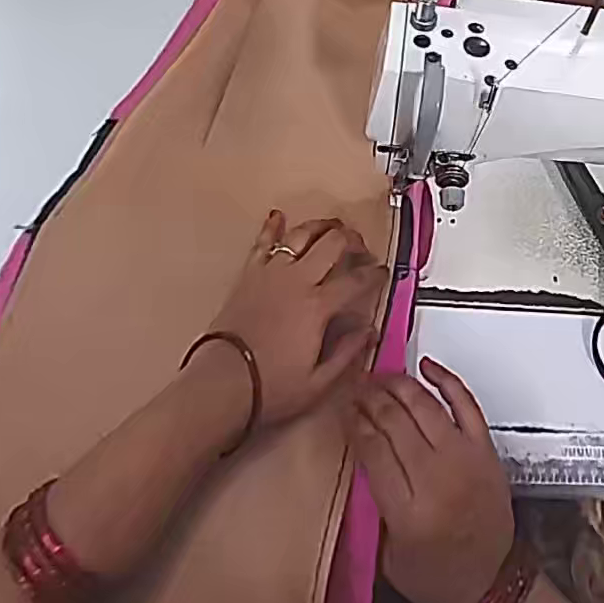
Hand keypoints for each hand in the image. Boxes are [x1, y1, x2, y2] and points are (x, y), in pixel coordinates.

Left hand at [209, 212, 386, 427]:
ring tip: (333, 228)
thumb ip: (347, 352)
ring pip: (302, 234)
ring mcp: (272, 273)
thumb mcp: (318, 382)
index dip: (374, 274)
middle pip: (333, 244)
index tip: (381, 273)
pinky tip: (277, 216)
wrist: (222, 383)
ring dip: (322, 227)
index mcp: (318, 306)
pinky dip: (272, 226)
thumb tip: (368, 331)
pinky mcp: (250, 274)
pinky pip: (263, 242)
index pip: (356, 280)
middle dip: (353, 241)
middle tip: (360, 248)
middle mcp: (298, 281)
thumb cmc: (270, 386)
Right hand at [347, 358, 513, 602]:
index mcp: (410, 512)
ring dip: (398, 384)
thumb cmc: (437, 572)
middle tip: (357, 387)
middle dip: (370, 398)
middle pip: (395, 420)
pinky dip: (445, 378)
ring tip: (381, 377)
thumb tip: (359, 444)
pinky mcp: (485, 447)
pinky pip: (464, 400)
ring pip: (425, 404)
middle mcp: (438, 479)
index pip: (373, 448)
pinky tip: (426, 367)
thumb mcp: (388, 552)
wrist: (491, 582)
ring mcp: (465, 457)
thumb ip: (372, 501)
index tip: (344, 409)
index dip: (355, 421)